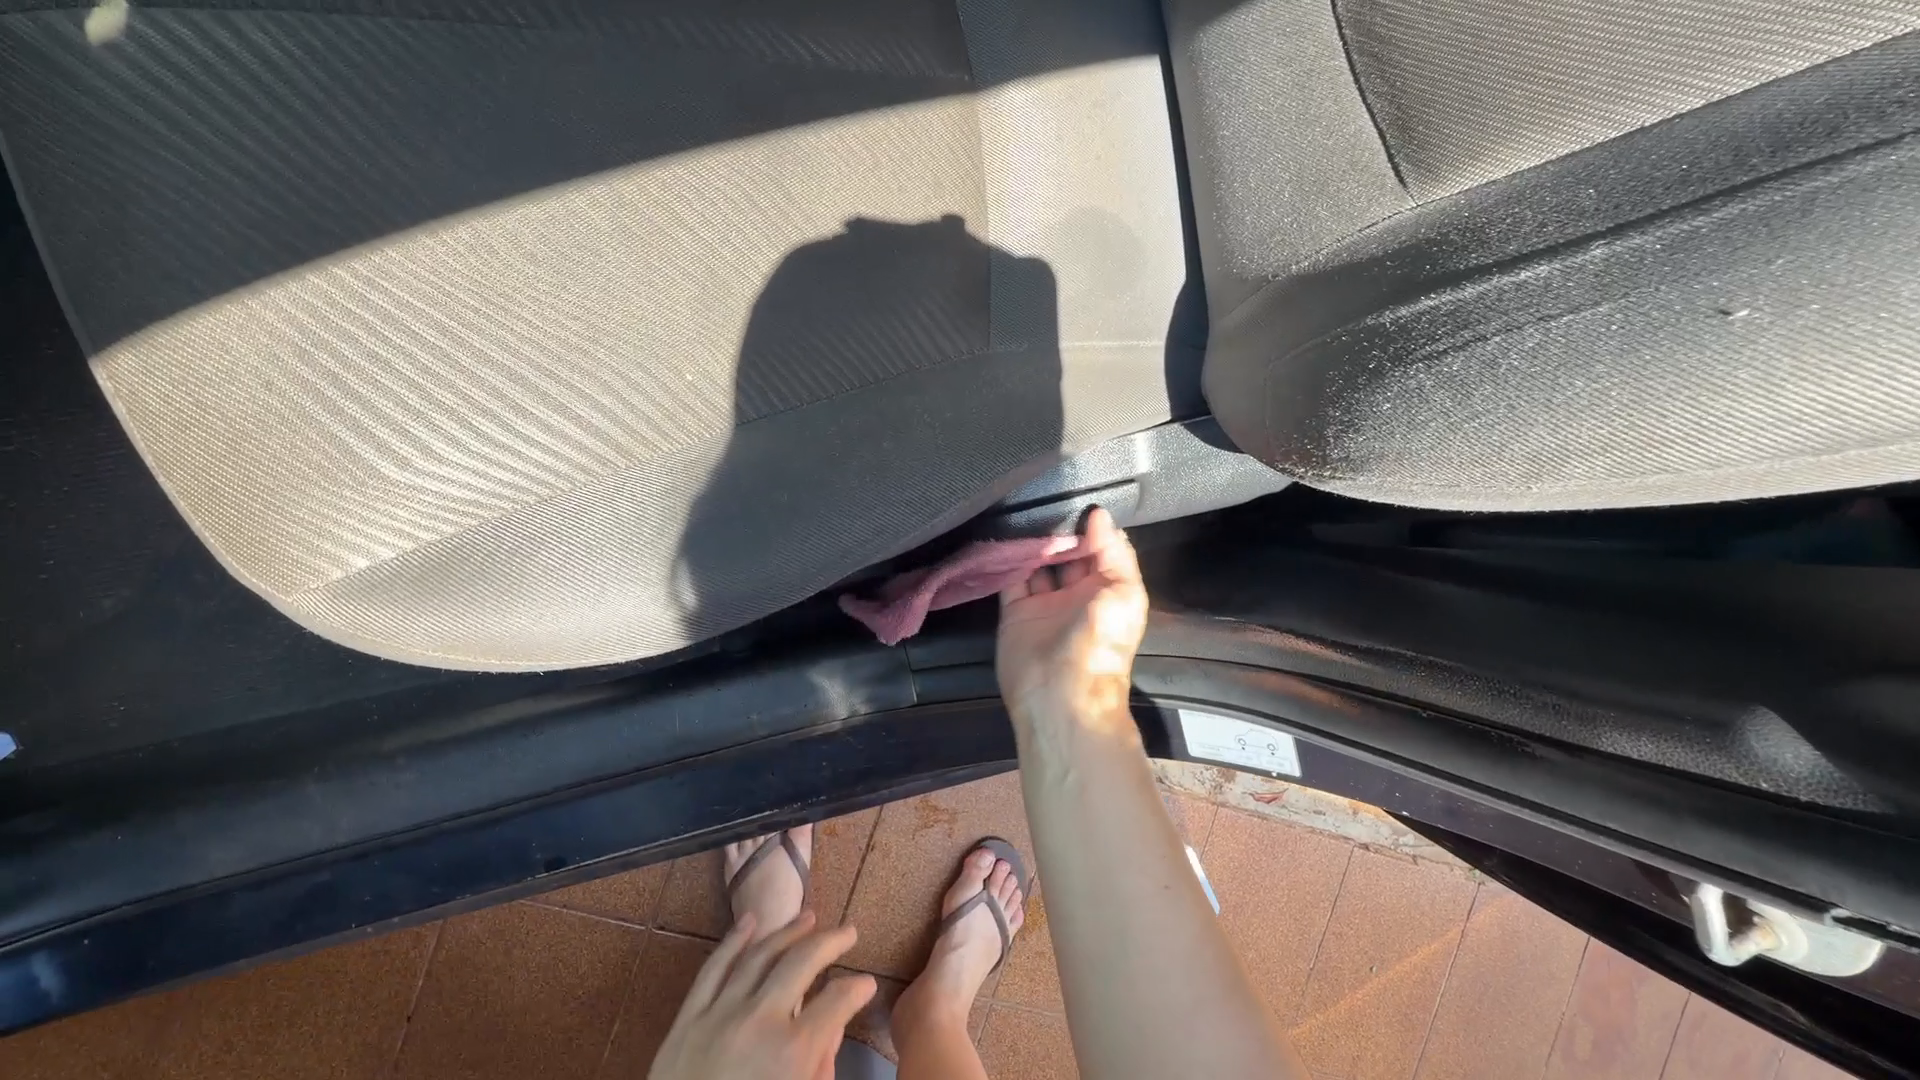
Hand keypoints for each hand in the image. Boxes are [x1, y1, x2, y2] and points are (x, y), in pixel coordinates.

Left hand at [648, 911, 875, 1079]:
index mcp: (793, 1051)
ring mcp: (720, 1013)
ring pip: (761, 955)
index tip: (866, 984)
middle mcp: (761, 1019)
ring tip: (809, 916)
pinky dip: (733, 941)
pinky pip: (713, 969)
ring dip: (789, 931)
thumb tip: (833, 1028)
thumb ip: (820, 1068)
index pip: (837, 1001)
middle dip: (831, 942)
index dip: (858, 989)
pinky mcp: (687, 1019)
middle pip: (803, 962)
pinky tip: (751, 922)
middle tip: (849, 932)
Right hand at [996, 507, 1147, 731]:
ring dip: (1033, 544)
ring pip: (1037, 564)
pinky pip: (1009, 580)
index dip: (1091, 529)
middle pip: (1066, 556)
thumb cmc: (1102, 642)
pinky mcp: (1015, 613)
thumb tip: (1100, 516)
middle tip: (1047, 501)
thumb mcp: (1125, 591)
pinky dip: (1006, 561)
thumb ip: (1115, 551)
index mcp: (1107, 592)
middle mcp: (1076, 597)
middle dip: (1059, 532)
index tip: (1077, 501)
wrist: (1061, 692)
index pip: (1099, 552)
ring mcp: (1044, 604)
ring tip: (1025, 514)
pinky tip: (1006, 538)